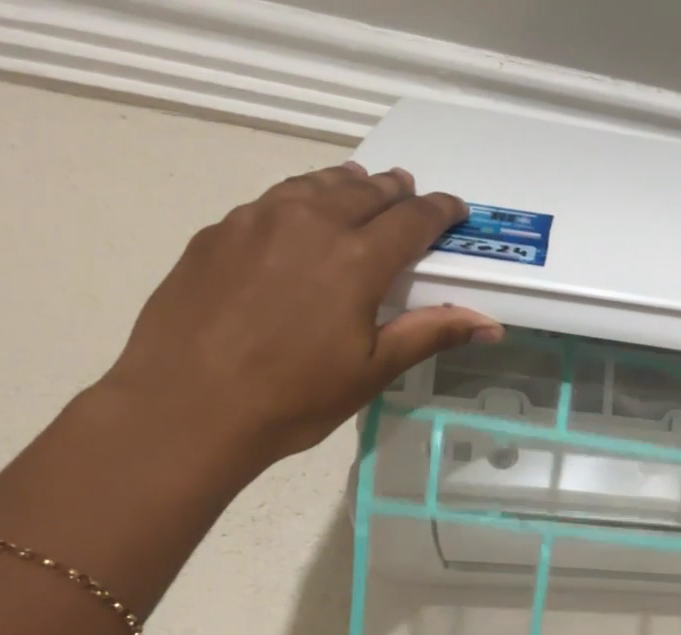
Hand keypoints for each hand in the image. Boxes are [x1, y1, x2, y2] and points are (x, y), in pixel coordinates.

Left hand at [98, 161, 501, 473]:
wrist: (187, 405)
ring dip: (346, 183)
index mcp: (356, 259)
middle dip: (394, 191)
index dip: (439, 211)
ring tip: (361, 185)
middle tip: (410, 192)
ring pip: (312, 185)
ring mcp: (255, 221)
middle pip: (362, 191)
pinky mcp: (217, 234)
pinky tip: (300, 217)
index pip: (411, 220)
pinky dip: (300, 198)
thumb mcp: (373, 369)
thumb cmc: (294, 397)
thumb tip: (492, 324)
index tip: (456, 209)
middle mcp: (308, 224)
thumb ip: (431, 333)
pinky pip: (271, 201)